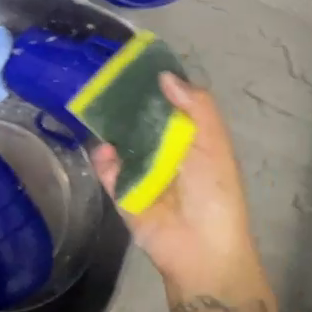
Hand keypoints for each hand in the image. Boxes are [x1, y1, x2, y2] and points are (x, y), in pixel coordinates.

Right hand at [90, 72, 263, 295]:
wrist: (200, 248)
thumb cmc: (215, 193)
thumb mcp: (215, 145)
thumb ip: (196, 107)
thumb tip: (165, 75)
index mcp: (191, 140)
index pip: (169, 105)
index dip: (155, 86)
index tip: (135, 63)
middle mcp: (164, 152)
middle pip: (140, 120)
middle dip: (125, 103)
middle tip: (106, 80)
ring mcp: (141, 172)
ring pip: (120, 141)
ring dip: (110, 127)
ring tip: (96, 107)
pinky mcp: (121, 192)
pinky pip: (107, 170)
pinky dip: (103, 159)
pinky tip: (105, 150)